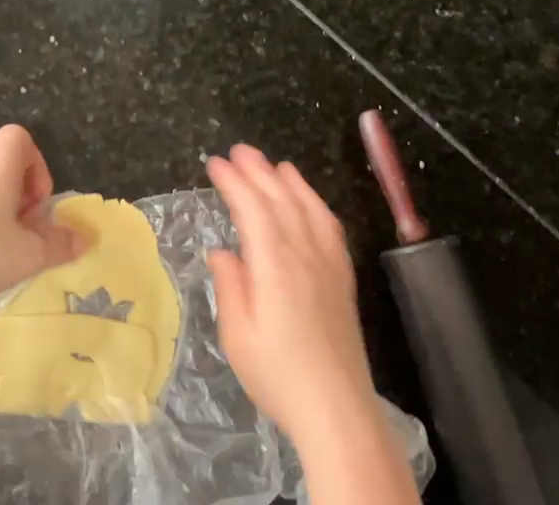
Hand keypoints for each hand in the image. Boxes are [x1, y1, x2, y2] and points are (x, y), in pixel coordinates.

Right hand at [205, 144, 376, 444]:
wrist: (336, 407)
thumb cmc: (277, 374)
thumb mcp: (237, 334)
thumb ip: (230, 285)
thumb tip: (222, 251)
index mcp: (275, 264)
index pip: (253, 208)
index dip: (233, 182)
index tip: (214, 163)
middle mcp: (305, 253)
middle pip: (281, 199)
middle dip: (258, 171)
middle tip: (238, 150)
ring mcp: (329, 263)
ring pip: (308, 207)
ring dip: (288, 181)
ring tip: (272, 164)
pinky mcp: (344, 277)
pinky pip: (330, 226)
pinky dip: (315, 203)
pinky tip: (308, 200)